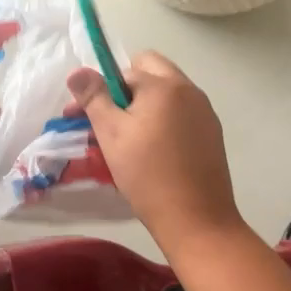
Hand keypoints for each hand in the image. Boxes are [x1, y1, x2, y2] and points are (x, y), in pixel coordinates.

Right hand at [66, 52, 243, 248]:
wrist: (196, 220)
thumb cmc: (147, 174)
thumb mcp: (111, 134)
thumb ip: (94, 97)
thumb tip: (78, 70)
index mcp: (164, 85)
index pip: (124, 71)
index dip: (100, 90)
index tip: (82, 116)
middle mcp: (189, 90)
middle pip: (151, 72)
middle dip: (125, 89)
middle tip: (110, 121)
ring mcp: (205, 111)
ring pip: (167, 93)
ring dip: (144, 105)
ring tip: (128, 140)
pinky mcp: (212, 133)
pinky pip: (182, 114)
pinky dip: (164, 121)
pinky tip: (154, 152)